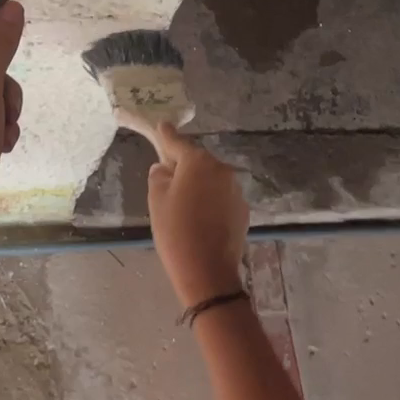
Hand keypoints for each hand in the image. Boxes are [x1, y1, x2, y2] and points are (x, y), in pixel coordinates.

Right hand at [147, 123, 248, 308]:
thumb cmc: (176, 232)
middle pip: (197, 160)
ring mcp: (235, 190)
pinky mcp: (243, 209)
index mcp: (198, 162)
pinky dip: (210, 199)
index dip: (166, 135)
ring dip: (198, 184)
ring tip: (184, 205)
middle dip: (183, 166)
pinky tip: (201, 218)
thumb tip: (164, 168)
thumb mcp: (157, 201)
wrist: (208, 273)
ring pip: (211, 178)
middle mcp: (221, 169)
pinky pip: (221, 195)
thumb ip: (159, 176)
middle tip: (167, 181)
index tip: (161, 126)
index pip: (178, 142)